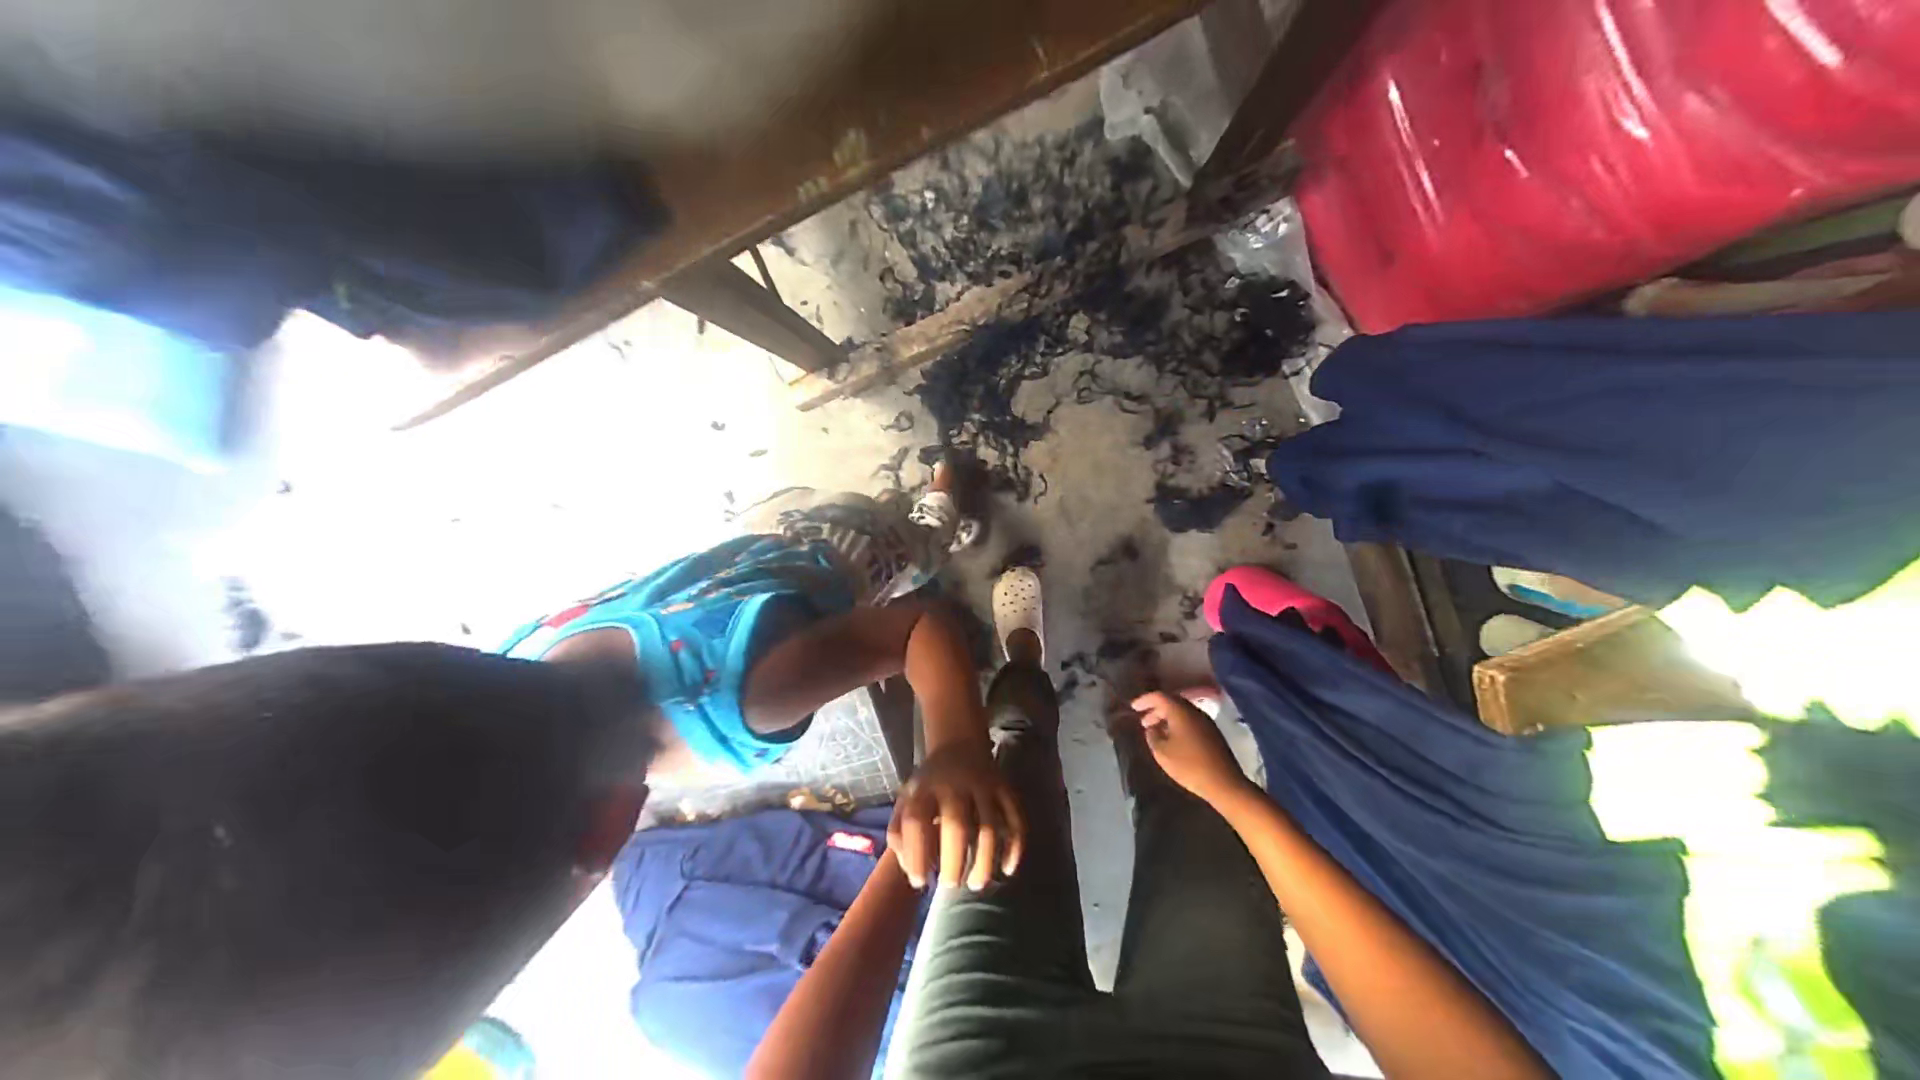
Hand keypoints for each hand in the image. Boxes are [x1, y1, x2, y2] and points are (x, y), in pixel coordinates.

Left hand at [888, 740, 1023, 890]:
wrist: (959, 744)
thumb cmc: (930, 784)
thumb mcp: (906, 800)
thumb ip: (900, 834)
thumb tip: (915, 874)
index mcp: (924, 788)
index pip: (916, 822)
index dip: (917, 855)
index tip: (921, 882)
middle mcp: (954, 785)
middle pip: (957, 826)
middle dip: (954, 862)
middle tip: (951, 885)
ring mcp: (983, 785)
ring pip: (989, 827)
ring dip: (984, 861)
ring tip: (976, 884)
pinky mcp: (1005, 789)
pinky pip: (1016, 820)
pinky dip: (1015, 847)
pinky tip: (1007, 870)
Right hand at [1132, 692, 1254, 805]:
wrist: (1224, 783)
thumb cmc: (1189, 766)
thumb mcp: (1162, 753)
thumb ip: (1153, 736)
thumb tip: (1152, 728)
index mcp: (1180, 711)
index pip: (1159, 696)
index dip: (1144, 700)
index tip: (1133, 707)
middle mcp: (1194, 711)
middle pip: (1172, 701)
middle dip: (1156, 709)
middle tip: (1144, 721)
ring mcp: (1206, 721)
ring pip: (1182, 711)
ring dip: (1167, 717)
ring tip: (1156, 731)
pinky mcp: (1212, 733)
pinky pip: (1191, 720)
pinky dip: (1178, 724)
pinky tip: (1172, 738)